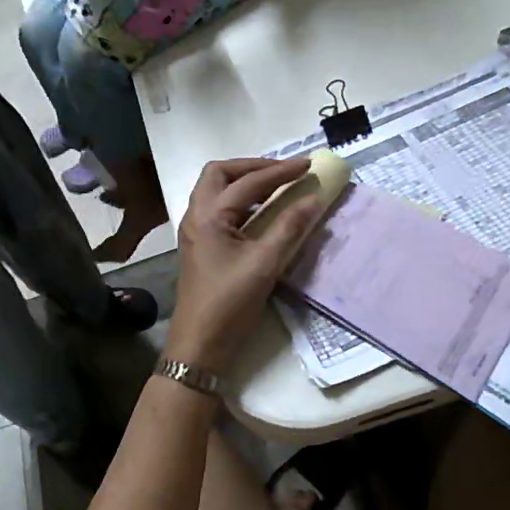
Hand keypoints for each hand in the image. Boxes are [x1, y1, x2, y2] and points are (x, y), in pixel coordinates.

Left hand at [165, 157, 323, 373]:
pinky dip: (241, 203)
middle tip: (284, 173)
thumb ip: (290, 227)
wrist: (199, 345)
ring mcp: (195, 232)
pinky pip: (219, 211)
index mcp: (208, 216)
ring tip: (276, 188)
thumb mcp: (265, 264)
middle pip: (219, 174)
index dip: (281, 171)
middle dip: (253, 167)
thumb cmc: (229, 304)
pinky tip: (262, 215)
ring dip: (245, 184)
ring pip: (216, 191)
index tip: (308, 165)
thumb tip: (313, 198)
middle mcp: (196, 217)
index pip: (248, 182)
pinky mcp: (201, 247)